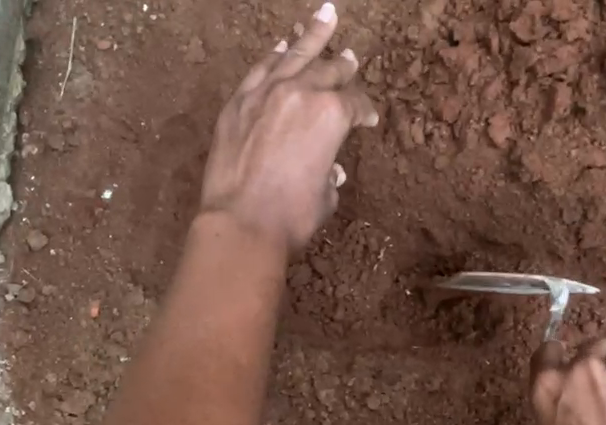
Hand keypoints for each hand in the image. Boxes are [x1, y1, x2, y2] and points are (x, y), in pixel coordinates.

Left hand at [198, 3, 379, 252]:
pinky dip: (274, 57)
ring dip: (311, 37)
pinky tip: (282, 48)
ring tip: (324, 16)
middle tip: (350, 57)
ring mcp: (266, 93)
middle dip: (342, 66)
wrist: (242, 222)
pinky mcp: (238, 103)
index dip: (364, 112)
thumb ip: (328, 176)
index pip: (354, 104)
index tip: (367, 119)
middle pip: (327, 71)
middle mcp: (301, 93)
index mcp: (332, 115)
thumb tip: (329, 170)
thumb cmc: (291, 217)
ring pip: (294, 56)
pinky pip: (261, 70)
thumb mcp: (324, 198)